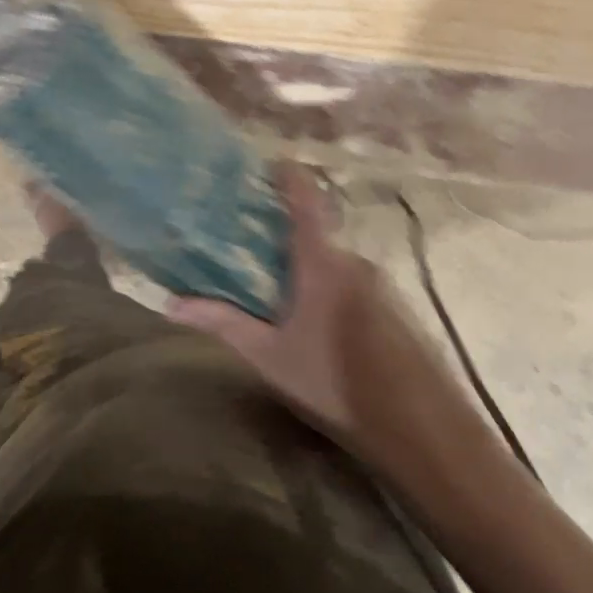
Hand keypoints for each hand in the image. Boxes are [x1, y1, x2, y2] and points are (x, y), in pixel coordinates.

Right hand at [167, 164, 440, 444]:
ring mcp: (382, 286)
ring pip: (334, 264)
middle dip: (283, 236)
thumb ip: (223, 323)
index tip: (268, 163)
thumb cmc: (335, 383)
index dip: (289, 176)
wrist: (421, 429)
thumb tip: (171, 304)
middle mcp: (355, 263)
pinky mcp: (396, 311)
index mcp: (323, 263)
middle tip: (247, 246)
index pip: (307, 201)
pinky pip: (353, 285)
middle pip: (316, 235)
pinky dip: (328, 290)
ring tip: (273, 290)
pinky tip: (313, 323)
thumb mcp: (270, 356)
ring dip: (306, 269)